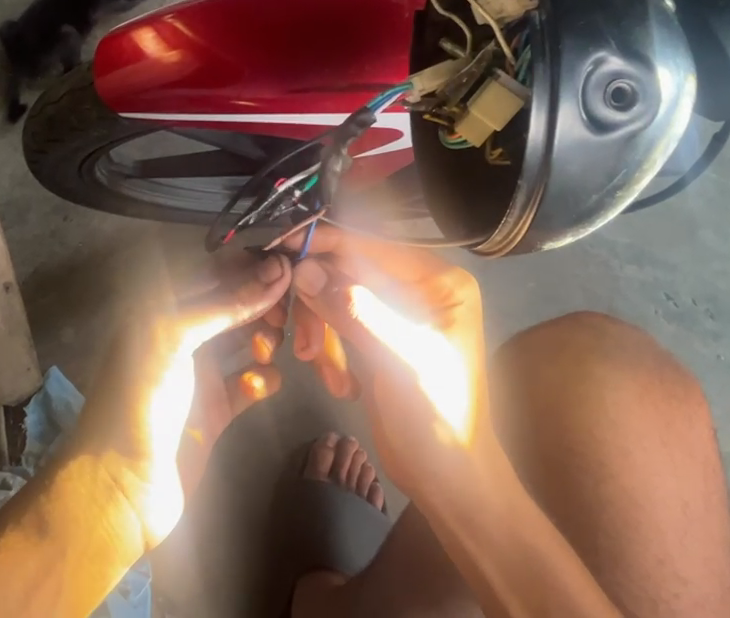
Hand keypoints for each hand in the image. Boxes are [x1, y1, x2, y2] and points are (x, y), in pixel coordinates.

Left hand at [72, 249, 290, 545]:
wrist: (121, 486)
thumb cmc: (139, 398)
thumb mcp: (173, 336)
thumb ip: (225, 302)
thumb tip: (278, 269)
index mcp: (160, 307)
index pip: (212, 272)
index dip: (248, 267)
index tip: (287, 267)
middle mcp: (180, 334)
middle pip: (233, 304)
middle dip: (263, 303)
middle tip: (287, 313)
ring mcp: (197, 373)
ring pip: (244, 341)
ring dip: (264, 339)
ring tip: (271, 348)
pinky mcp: (214, 410)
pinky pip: (248, 383)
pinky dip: (261, 379)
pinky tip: (264, 382)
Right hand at [289, 227, 511, 506]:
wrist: (449, 484)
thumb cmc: (438, 421)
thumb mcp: (399, 363)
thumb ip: (356, 312)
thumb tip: (305, 270)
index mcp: (439, 281)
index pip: (371, 245)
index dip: (324, 245)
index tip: (280, 248)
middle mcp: (418, 286)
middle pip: (346, 268)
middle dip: (317, 301)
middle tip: (297, 338)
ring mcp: (396, 309)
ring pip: (334, 294)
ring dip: (319, 328)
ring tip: (312, 364)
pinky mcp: (376, 334)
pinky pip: (335, 320)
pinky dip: (327, 346)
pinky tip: (336, 381)